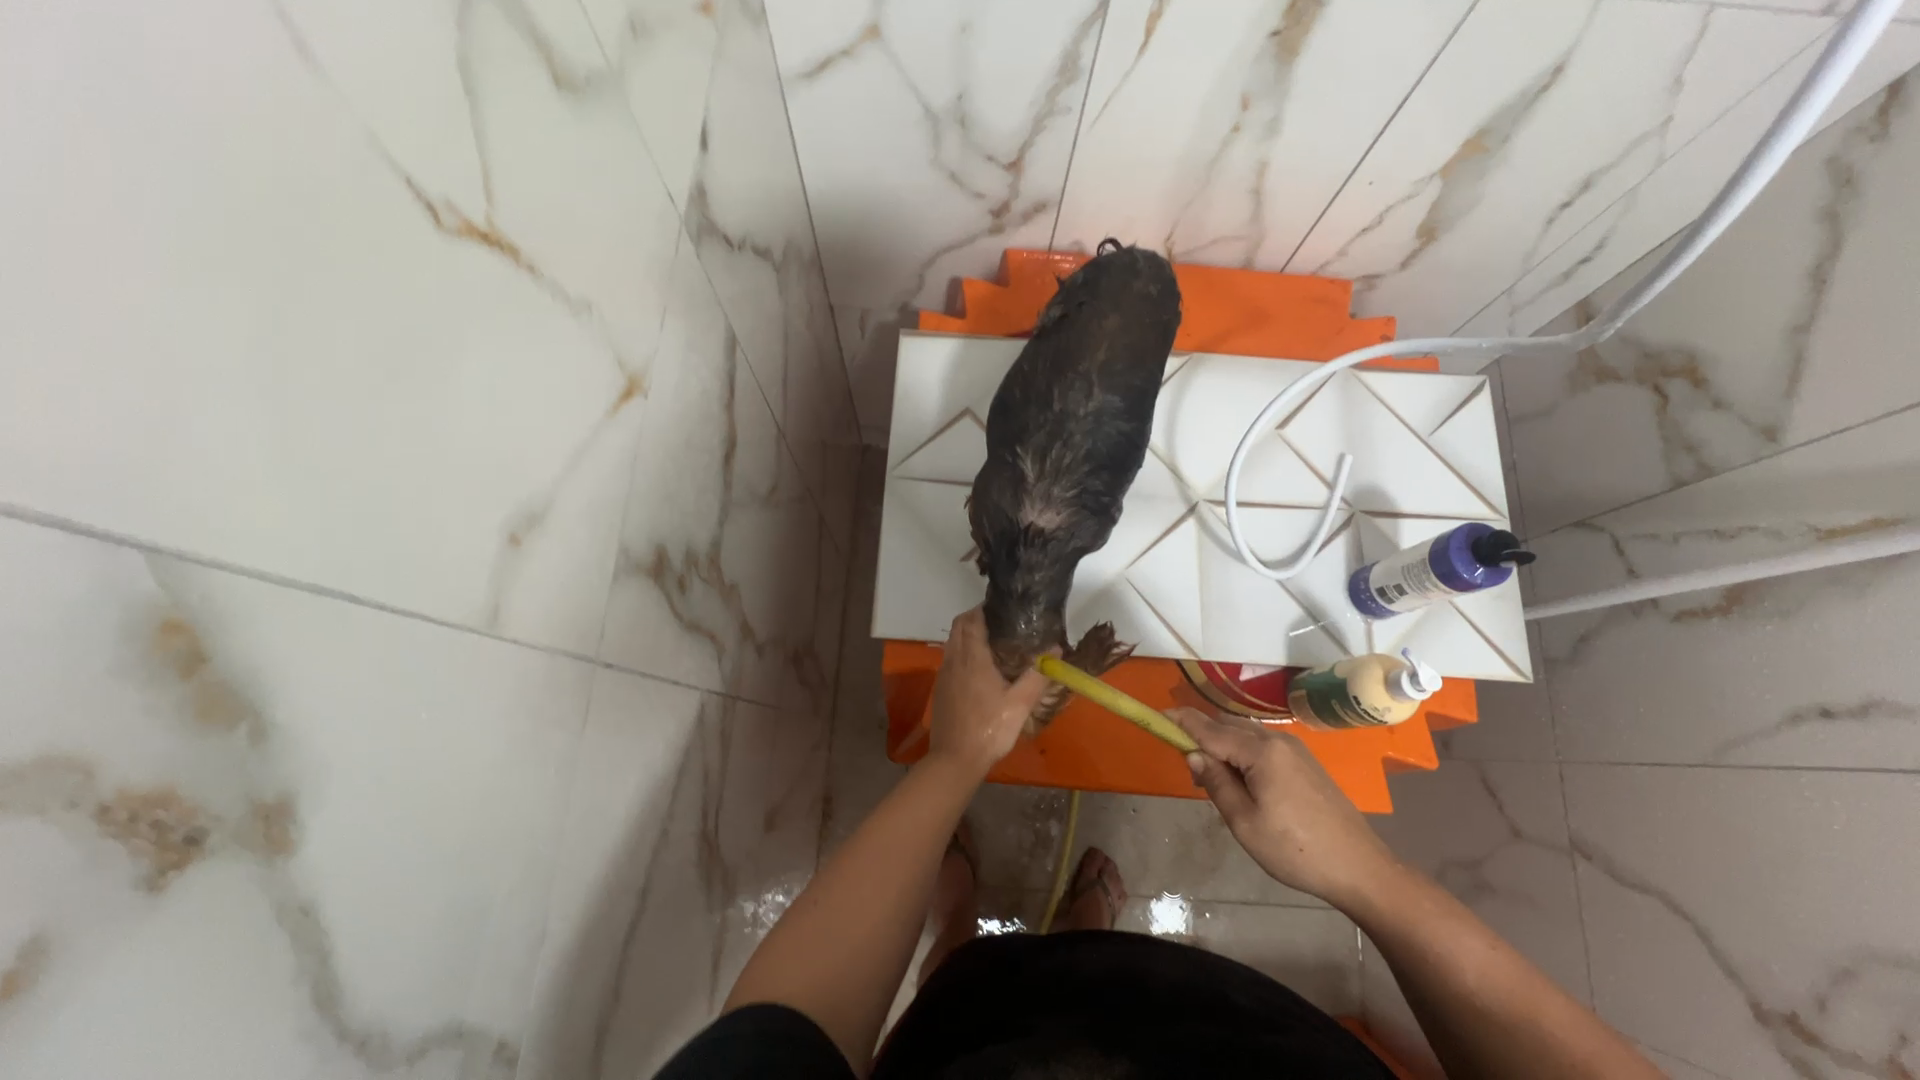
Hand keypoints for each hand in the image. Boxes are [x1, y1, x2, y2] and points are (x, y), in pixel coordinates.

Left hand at [927, 609, 1052, 775]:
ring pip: (952, 643)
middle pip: (958, 626)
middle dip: (975, 618)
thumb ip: (1038, 675)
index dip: (984, 609)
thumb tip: (1056, 650)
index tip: (1002, 608)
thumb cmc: (990, 729)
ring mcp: (943, 675)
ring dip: (967, 635)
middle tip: (1000, 622)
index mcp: (972, 658)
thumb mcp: (1020, 704)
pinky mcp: (941, 689)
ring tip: (992, 642)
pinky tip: (980, 669)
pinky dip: (962, 653)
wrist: (955, 760)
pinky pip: (950, 659)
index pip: (972, 620)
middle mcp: (954, 660)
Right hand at [1170, 708, 1402, 907]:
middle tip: (1181, 756)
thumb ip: (1215, 783)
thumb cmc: (1295, 850)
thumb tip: (1194, 755)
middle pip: (1228, 725)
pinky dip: (1241, 751)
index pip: (1210, 729)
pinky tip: (1237, 776)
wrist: (1359, 866)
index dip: (1182, 721)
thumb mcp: (1244, 822)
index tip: (1158, 714)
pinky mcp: (1305, 763)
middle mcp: (1278, 740)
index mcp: (1261, 752)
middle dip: (1201, 732)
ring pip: (1246, 734)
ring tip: (1207, 771)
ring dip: (1222, 743)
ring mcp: (1295, 749)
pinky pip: (1262, 745)